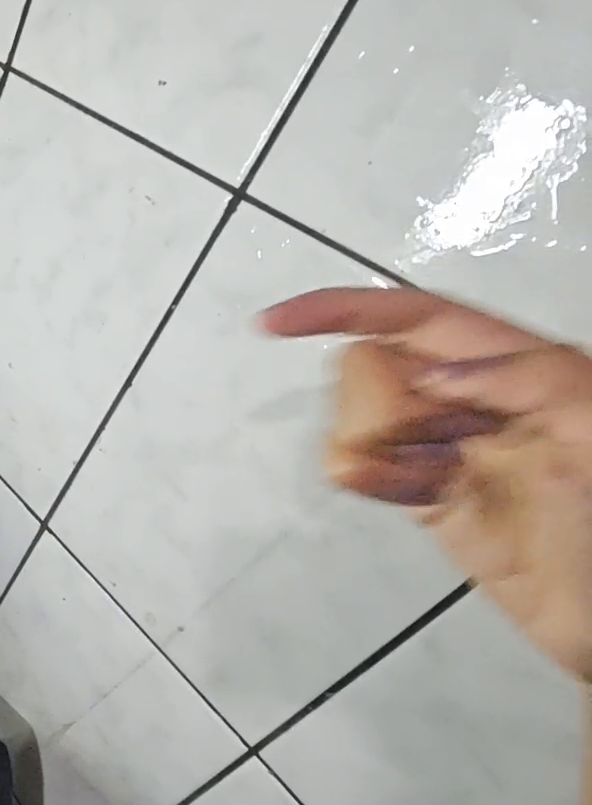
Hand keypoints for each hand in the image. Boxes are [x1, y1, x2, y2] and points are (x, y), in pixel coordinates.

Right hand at [262, 288, 591, 679]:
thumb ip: (532, 380)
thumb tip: (425, 374)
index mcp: (522, 372)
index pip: (417, 318)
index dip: (343, 310)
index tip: (273, 325)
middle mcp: (474, 400)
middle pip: (373, 370)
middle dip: (370, 401)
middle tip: (425, 445)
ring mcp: (444, 446)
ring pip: (356, 417)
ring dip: (364, 444)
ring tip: (419, 481)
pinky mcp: (420, 490)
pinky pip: (358, 464)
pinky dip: (360, 475)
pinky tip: (401, 494)